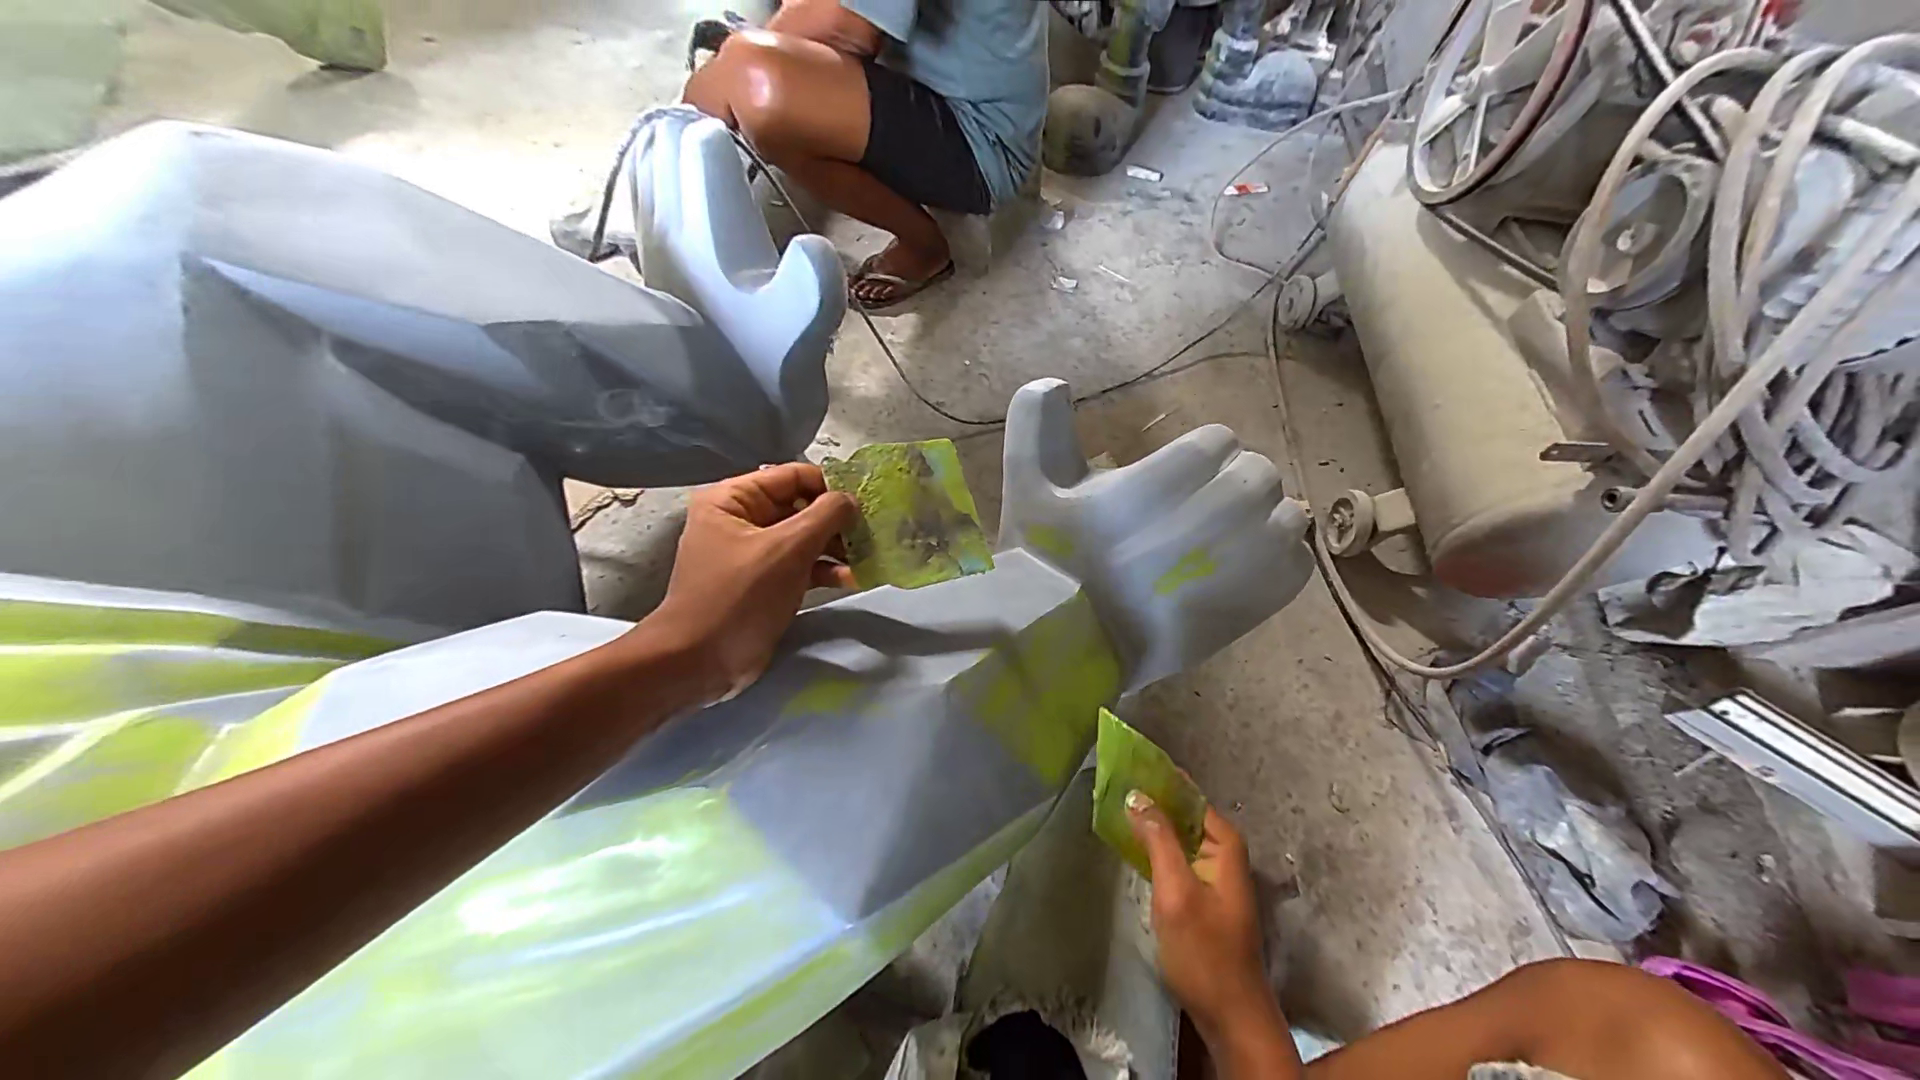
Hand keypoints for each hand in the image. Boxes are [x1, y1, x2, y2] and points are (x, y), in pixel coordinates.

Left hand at [634, 464, 856, 699]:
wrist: (699, 662)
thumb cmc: (739, 597)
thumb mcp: (786, 549)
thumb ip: (825, 516)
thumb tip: (851, 499)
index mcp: (733, 499)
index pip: (792, 476)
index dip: (831, 486)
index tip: (867, 503)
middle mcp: (741, 519)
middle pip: (801, 506)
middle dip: (838, 521)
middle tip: (874, 533)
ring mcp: (753, 553)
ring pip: (804, 538)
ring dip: (837, 547)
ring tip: (869, 557)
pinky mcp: (765, 583)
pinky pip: (800, 566)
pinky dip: (824, 570)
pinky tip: (852, 579)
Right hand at [1129, 797, 1297, 1075]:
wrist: (1230, 1017)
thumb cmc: (1204, 952)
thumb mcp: (1176, 891)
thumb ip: (1159, 840)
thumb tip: (1137, 794)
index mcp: (1224, 845)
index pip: (1189, 795)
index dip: (1160, 776)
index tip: (1127, 761)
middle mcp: (1222, 853)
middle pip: (1183, 812)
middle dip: (1151, 796)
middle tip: (1111, 780)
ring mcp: (1213, 874)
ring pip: (1177, 834)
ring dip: (1149, 820)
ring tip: (1112, 802)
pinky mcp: (1201, 893)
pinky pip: (1175, 854)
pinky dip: (1153, 844)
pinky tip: (1128, 840)